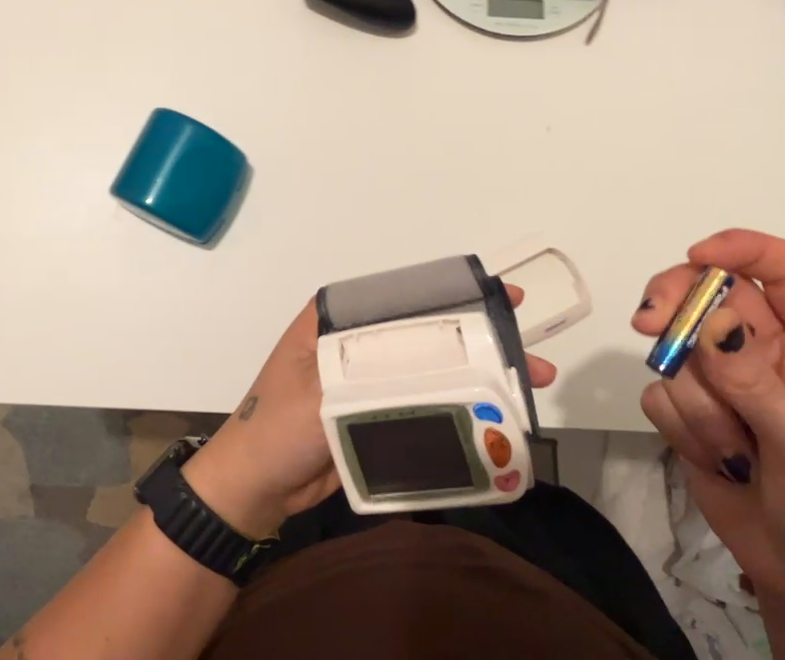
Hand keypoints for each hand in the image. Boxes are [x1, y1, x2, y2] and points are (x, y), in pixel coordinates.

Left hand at [184, 286, 556, 539]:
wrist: (255, 490)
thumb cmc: (277, 430)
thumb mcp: (322, 395)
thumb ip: (374, 377)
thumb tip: (438, 364)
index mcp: (332, 323)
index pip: (398, 296)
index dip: (450, 294)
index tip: (498, 297)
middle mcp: (353, 346)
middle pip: (422, 333)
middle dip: (475, 340)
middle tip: (528, 351)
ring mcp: (366, 383)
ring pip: (427, 370)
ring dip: (473, 376)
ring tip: (527, 388)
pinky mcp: (374, 417)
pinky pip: (419, 404)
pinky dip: (453, 408)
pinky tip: (493, 419)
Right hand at [633, 230, 784, 656]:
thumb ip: (759, 385)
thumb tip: (710, 320)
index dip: (743, 250)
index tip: (696, 255)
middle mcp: (772, 355)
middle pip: (710, 296)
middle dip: (677, 308)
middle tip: (649, 324)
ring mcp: (729, 385)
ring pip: (678, 351)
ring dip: (694, 401)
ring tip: (734, 452)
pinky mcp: (694, 416)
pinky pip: (660, 394)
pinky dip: (679, 426)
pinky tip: (718, 461)